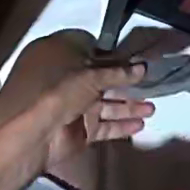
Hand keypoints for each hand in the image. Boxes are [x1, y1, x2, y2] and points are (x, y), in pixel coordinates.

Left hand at [12, 61, 154, 174]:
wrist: (37, 135)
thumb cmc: (60, 91)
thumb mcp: (91, 74)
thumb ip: (119, 72)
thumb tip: (143, 67)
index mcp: (68, 62)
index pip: (96, 55)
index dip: (116, 58)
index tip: (138, 60)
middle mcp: (73, 83)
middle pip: (105, 82)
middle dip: (127, 85)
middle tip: (151, 85)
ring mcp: (78, 108)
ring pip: (109, 105)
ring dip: (130, 106)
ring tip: (152, 108)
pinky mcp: (83, 131)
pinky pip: (107, 126)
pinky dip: (122, 126)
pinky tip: (140, 124)